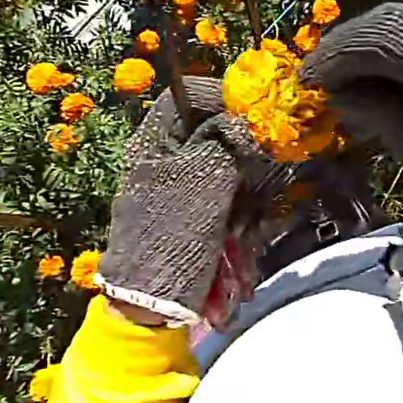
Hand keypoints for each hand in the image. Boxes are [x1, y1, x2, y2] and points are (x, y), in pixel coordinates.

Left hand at [97, 78, 287, 325]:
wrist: (148, 307)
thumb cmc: (169, 235)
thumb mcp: (203, 179)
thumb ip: (228, 140)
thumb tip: (250, 116)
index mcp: (156, 140)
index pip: (189, 96)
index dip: (223, 102)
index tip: (254, 125)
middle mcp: (168, 161)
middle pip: (221, 144)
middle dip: (245, 181)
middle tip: (248, 211)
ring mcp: (184, 194)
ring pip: (234, 185)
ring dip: (245, 224)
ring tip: (238, 258)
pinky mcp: (199, 224)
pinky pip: (231, 219)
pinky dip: (239, 246)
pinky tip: (236, 278)